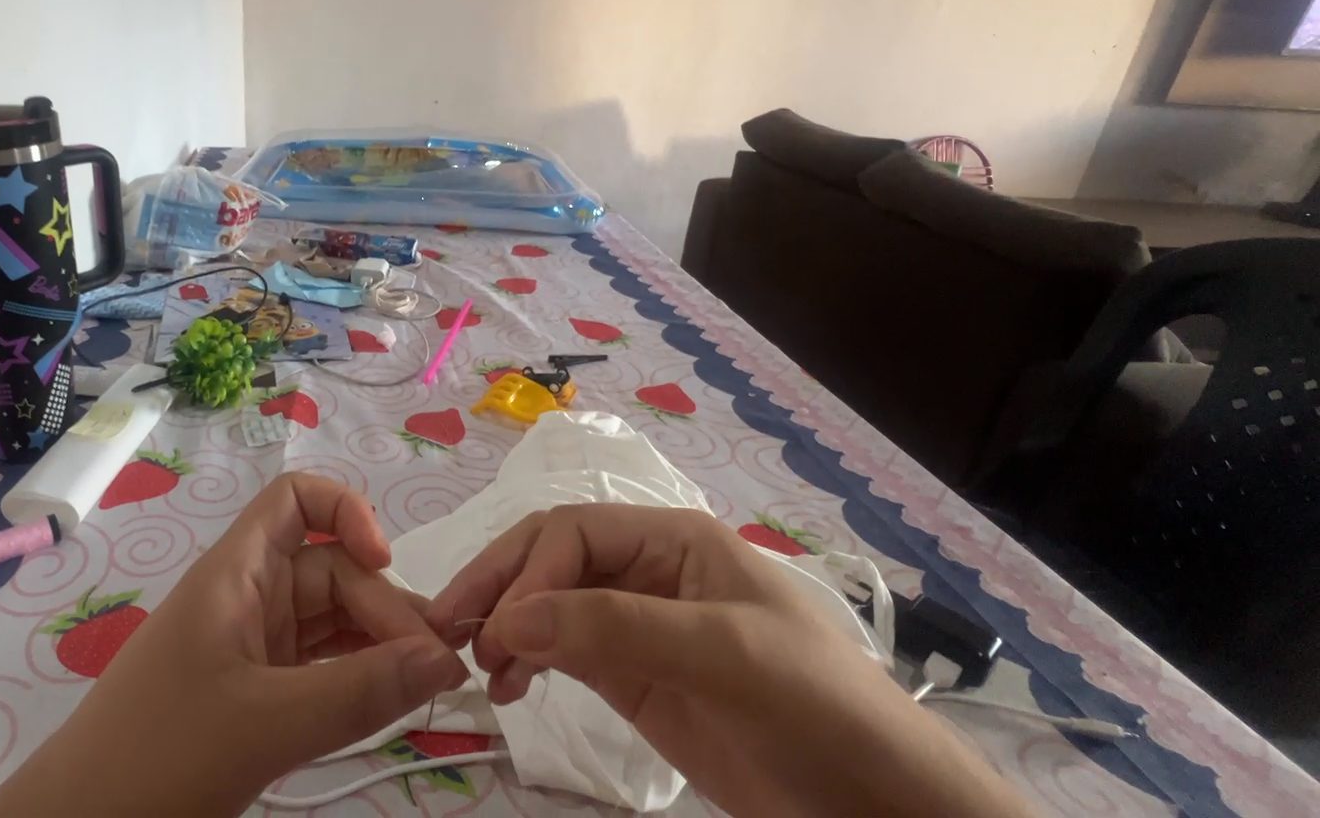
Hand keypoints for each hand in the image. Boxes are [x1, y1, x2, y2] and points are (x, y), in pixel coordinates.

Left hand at [0, 473, 467, 816]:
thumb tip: (449, 660)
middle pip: (332, 569)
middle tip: (441, 667)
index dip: (346, 512)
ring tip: (432, 681)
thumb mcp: (266, 724)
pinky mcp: (256, 688)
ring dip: (379, 642)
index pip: (295, 500)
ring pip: (331, 619)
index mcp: (237, 572)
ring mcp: (252, 643)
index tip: (384, 562)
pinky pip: (320, 663)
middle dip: (385, 606)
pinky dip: (358, 674)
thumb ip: (360, 692)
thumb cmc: (160, 756)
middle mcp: (248, 594)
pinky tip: (391, 697)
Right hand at [425, 504, 1037, 817]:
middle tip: (447, 631)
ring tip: (480, 670)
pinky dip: (525, 661)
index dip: (525, 570)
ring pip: (546, 605)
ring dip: (505, 627)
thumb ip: (615, 627)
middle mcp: (644, 569)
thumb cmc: (813, 705)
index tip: (492, 628)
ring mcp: (635, 624)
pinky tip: (508, 686)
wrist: (876, 804)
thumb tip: (508, 620)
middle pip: (549, 560)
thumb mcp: (722, 651)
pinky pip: (561, 651)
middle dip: (498, 589)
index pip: (572, 533)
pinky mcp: (631, 675)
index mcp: (670, 538)